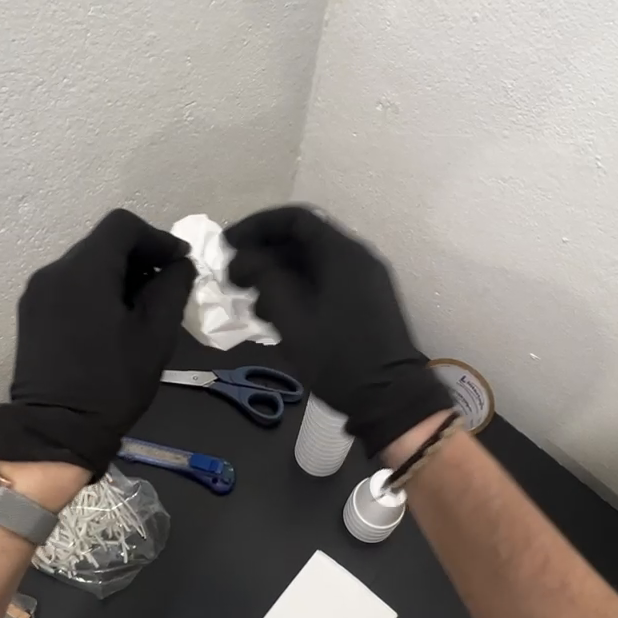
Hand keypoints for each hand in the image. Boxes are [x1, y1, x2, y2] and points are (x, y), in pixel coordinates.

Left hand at [0, 209, 193, 476]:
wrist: (57, 431)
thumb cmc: (112, 381)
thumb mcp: (155, 334)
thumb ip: (172, 287)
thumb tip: (180, 264)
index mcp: (84, 271)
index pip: (123, 225)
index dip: (158, 238)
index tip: (180, 263)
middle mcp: (54, 271)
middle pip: (103, 243)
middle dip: (140, 256)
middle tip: (167, 286)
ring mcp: (38, 292)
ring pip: (87, 264)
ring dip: (119, 274)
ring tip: (143, 306)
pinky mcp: (32, 313)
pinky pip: (71, 285)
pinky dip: (97, 289)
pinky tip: (114, 319)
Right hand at [227, 206, 450, 455]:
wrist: (390, 398)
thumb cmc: (338, 357)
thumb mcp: (291, 318)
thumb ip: (264, 279)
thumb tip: (244, 260)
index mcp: (343, 253)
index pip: (295, 219)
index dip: (257, 226)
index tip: (228, 245)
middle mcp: (358, 258)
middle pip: (303, 241)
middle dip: (264, 256)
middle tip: (235, 279)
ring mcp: (365, 281)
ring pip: (314, 265)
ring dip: (279, 277)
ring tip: (253, 304)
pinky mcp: (366, 303)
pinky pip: (326, 284)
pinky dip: (298, 292)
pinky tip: (277, 317)